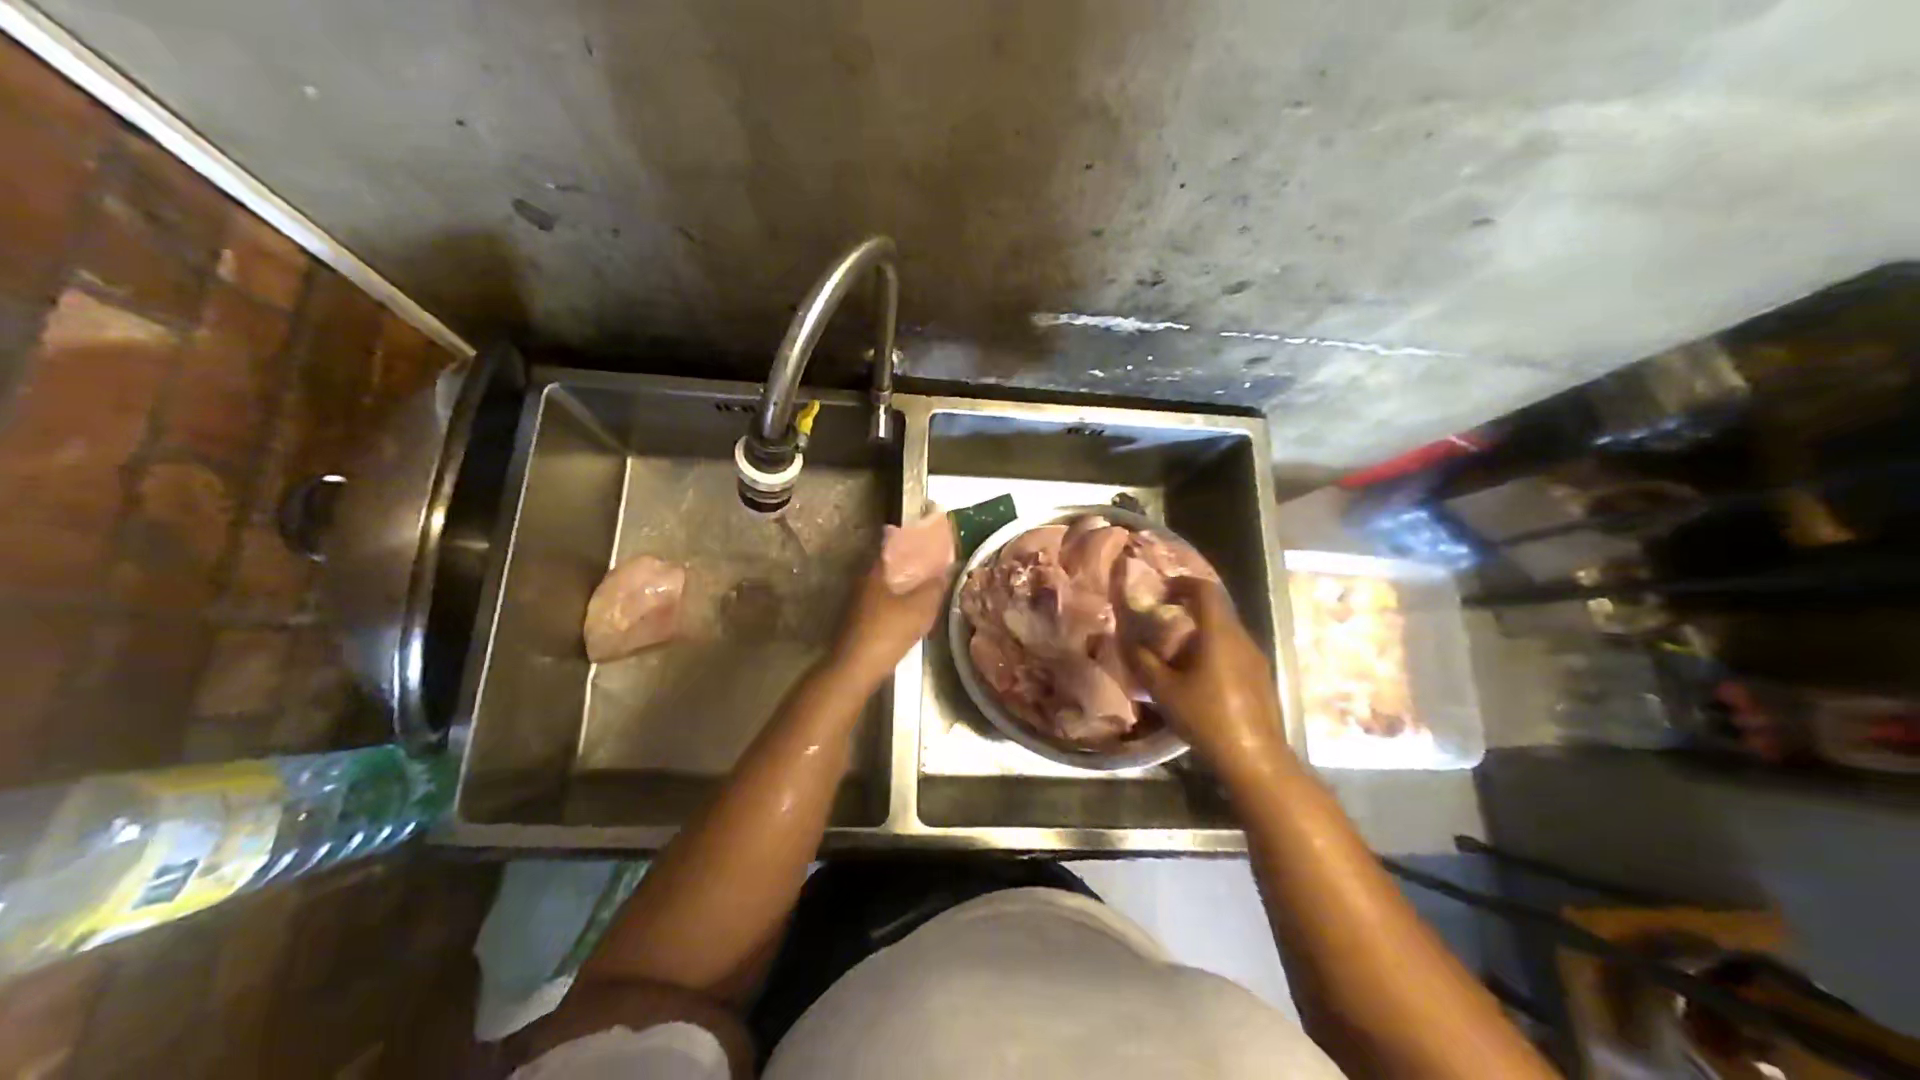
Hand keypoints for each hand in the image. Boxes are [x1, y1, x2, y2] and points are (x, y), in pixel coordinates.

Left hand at [830, 557, 948, 683]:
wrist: (855, 669)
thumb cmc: (887, 632)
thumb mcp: (919, 609)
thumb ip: (935, 588)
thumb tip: (948, 569)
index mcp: (874, 574)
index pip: (892, 549)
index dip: (910, 546)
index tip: (928, 547)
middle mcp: (862, 585)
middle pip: (888, 570)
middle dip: (908, 568)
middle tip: (931, 570)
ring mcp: (857, 606)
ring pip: (884, 590)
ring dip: (901, 590)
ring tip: (924, 592)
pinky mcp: (857, 625)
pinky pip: (881, 607)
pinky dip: (895, 607)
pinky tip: (908, 616)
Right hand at [1127, 577, 1289, 786]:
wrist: (1254, 757)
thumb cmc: (1206, 717)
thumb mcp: (1164, 691)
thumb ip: (1143, 661)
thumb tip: (1128, 641)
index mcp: (1219, 634)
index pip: (1205, 590)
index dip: (1182, 584)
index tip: (1160, 591)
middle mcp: (1242, 638)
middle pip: (1216, 609)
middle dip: (1188, 608)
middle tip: (1161, 620)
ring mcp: (1255, 658)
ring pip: (1225, 631)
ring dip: (1200, 632)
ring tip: (1175, 652)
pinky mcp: (1260, 677)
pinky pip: (1234, 650)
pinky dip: (1213, 649)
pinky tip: (1197, 676)